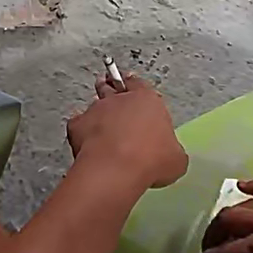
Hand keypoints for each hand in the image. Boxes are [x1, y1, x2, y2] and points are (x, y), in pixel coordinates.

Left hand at [66, 74, 187, 189]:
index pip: (138, 83)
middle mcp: (119, 99)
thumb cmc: (151, 160)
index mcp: (146, 100)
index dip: (134, 84)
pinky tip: (87, 143)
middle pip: (112, 87)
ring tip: (101, 127)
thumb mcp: (175, 158)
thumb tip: (167, 154)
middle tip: (111, 95)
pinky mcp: (77, 124)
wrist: (116, 169)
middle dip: (111, 89)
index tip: (130, 84)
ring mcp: (95, 109)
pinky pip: (78, 124)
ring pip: (94, 104)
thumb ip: (170, 148)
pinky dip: (81, 131)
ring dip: (98, 112)